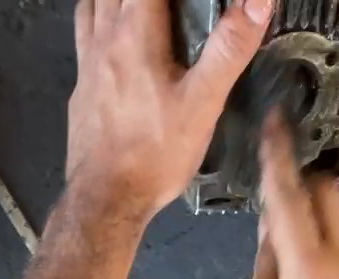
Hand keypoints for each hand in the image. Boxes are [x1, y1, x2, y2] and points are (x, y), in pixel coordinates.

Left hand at [67, 0, 270, 223]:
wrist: (107, 199)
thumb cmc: (155, 155)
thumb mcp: (202, 105)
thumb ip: (228, 50)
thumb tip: (258, 0)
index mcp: (136, 33)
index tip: (194, 2)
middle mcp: (105, 39)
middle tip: (173, 8)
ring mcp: (87, 64)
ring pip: (93, 3)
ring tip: (140, 8)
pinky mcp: (81, 90)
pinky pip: (84, 37)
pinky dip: (98, 21)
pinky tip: (112, 40)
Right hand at [244, 118, 338, 278]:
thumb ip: (265, 264)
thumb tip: (270, 227)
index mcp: (309, 266)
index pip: (292, 197)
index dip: (280, 158)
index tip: (275, 125)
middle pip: (329, 195)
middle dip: (303, 184)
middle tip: (276, 195)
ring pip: (338, 223)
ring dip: (312, 219)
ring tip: (281, 245)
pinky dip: (322, 245)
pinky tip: (300, 271)